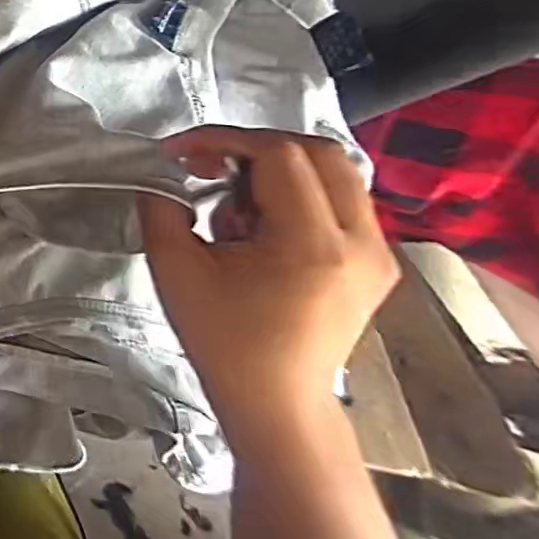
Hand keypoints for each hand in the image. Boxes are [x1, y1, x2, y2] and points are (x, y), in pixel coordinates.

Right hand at [138, 126, 398, 436]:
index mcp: (313, 243)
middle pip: (320, 152)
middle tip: (207, 163)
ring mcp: (377, 253)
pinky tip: (257, 219)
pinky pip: (339, 199)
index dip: (222, 139)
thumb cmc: (221, 336)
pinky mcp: (373, 263)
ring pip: (335, 172)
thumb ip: (161, 207)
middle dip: (253, 145)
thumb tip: (166, 176)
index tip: (179, 152)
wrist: (276, 400)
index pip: (279, 154)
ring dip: (275, 166)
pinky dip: (294, 190)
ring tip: (230, 195)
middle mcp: (361, 242)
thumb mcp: (173, 266)